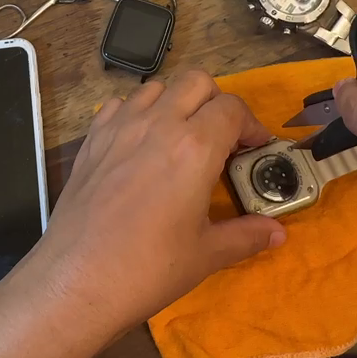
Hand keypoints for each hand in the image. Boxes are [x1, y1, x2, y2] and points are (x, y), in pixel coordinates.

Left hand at [24, 70, 284, 338]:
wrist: (78, 276)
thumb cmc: (149, 268)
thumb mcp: (206, 254)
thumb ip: (245, 235)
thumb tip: (277, 232)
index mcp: (194, 146)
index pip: (232, 107)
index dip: (250, 124)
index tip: (255, 148)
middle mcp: (157, 123)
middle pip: (196, 81)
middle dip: (216, 101)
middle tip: (222, 137)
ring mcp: (120, 126)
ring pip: (156, 87)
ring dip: (176, 102)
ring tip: (181, 138)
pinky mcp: (93, 137)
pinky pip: (120, 104)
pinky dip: (137, 112)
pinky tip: (140, 145)